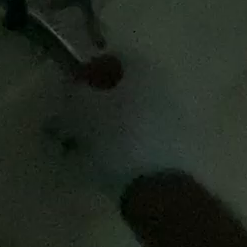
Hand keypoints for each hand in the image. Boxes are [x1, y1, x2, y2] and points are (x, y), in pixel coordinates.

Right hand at [47, 55, 200, 193]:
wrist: (157, 188)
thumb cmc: (116, 140)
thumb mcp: (83, 112)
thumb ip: (74, 95)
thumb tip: (73, 91)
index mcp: (144, 69)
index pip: (112, 58)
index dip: (87, 72)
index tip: (70, 91)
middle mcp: (164, 87)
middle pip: (124, 88)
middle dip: (97, 102)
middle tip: (74, 120)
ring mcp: (174, 119)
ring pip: (132, 115)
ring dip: (107, 126)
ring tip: (83, 148)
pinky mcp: (176, 149)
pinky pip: (141, 138)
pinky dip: (122, 144)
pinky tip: (105, 162)